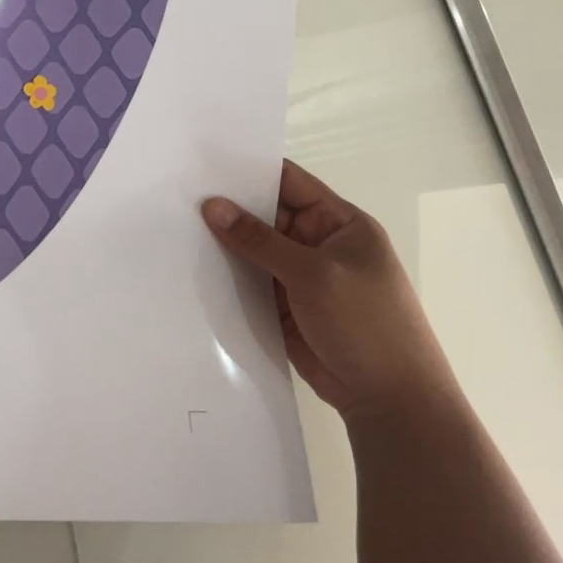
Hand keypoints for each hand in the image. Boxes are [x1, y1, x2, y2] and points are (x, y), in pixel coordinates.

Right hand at [201, 161, 458, 422]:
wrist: (391, 402)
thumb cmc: (367, 326)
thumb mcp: (315, 275)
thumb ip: (260, 240)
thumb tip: (212, 205)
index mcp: (339, 224)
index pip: (289, 182)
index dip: (249, 169)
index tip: (202, 160)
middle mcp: (317, 243)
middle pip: (264, 214)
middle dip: (227, 205)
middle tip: (175, 190)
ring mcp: (298, 275)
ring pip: (251, 248)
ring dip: (220, 241)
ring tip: (171, 221)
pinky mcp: (281, 305)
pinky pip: (247, 279)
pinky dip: (223, 273)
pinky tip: (188, 261)